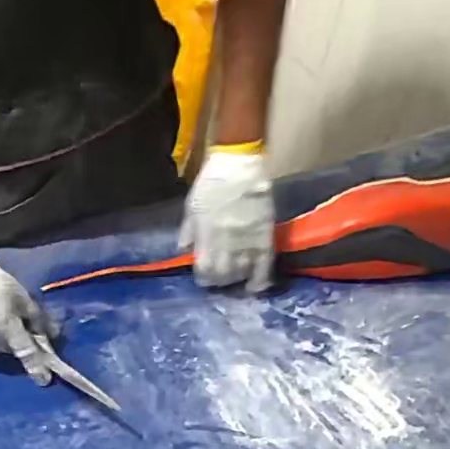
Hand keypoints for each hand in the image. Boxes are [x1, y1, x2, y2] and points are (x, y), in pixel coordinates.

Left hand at [180, 146, 275, 291]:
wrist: (239, 162)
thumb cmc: (211, 184)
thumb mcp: (191, 209)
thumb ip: (188, 232)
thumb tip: (184, 252)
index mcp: (206, 237)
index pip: (204, 271)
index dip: (203, 279)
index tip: (203, 278)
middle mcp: (226, 242)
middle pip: (223, 275)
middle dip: (219, 281)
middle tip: (219, 279)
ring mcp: (247, 238)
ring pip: (242, 271)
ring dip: (237, 279)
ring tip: (234, 278)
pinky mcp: (265, 232)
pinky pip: (265, 262)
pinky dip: (259, 279)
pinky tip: (254, 287)